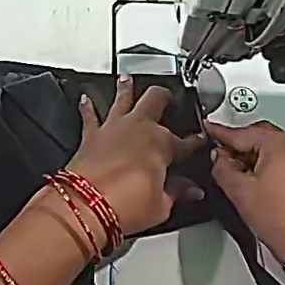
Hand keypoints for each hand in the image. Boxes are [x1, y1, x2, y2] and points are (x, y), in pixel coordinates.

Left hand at [66, 78, 203, 234]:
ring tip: (127, 79)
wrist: (87, 204)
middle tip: (169, 96)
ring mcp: (114, 128)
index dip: (194, 143)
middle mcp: (138, 128)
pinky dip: (87, 107)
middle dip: (165, 97)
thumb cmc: (126, 204)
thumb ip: (176, 192)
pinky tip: (85, 99)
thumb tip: (190, 191)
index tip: (199, 142)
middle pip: (155, 101)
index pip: (184, 142)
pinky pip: (89, 115)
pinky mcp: (91, 135)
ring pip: (122, 98)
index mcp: (162, 144)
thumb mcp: (161, 205)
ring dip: (126, 88)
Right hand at [207, 121, 284, 270]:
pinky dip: (262, 169)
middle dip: (235, 145)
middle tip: (217, 156)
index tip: (208, 129)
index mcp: (278, 144)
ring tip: (233, 176)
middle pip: (256, 136)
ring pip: (268, 150)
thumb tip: (217, 159)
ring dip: (249, 158)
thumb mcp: (239, 192)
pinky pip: (278, 163)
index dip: (219, 133)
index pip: (240, 132)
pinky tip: (252, 187)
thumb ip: (221, 168)